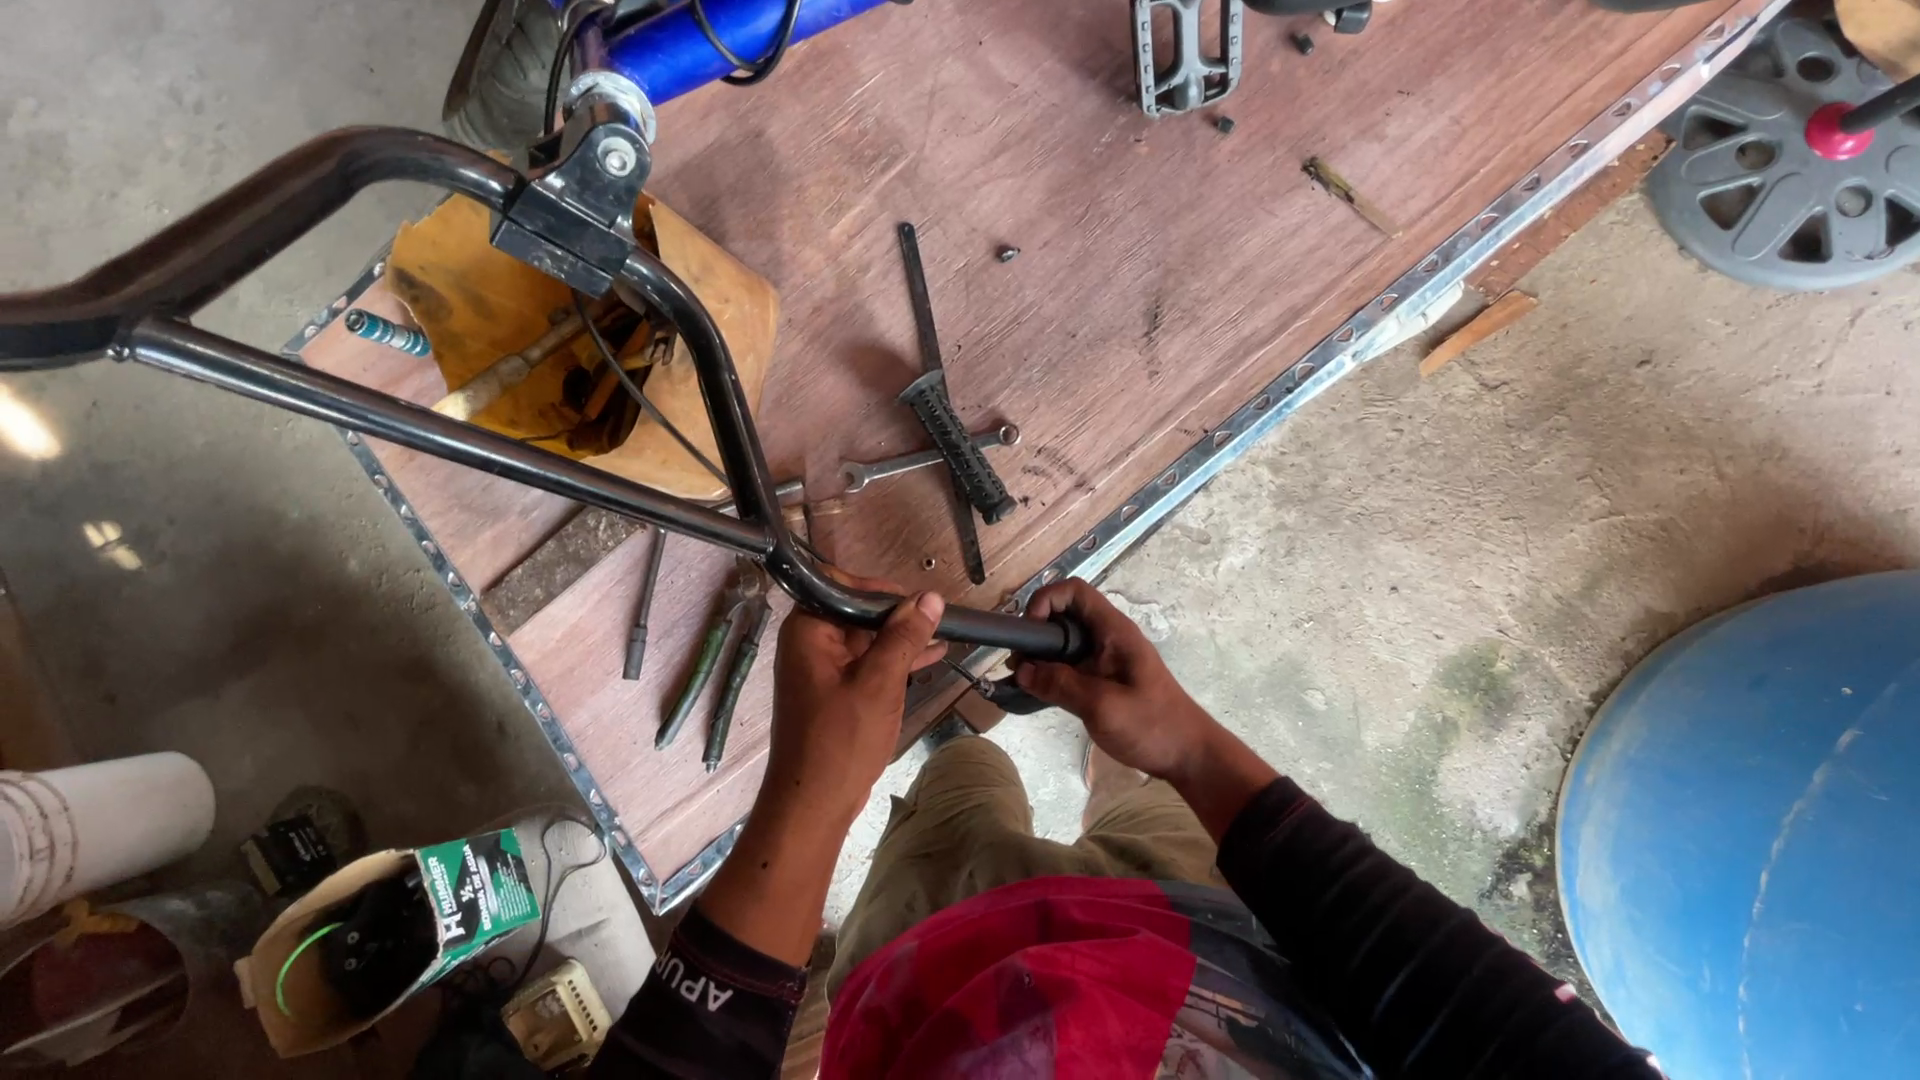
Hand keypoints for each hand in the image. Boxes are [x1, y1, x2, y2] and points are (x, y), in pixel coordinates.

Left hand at [767, 572, 946, 823]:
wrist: (814, 803)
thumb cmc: (841, 740)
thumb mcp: (880, 682)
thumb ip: (904, 636)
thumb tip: (930, 597)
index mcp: (808, 630)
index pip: (839, 583)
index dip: (877, 587)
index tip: (913, 602)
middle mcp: (810, 642)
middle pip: (856, 610)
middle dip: (896, 613)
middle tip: (937, 617)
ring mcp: (822, 669)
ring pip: (866, 638)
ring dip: (902, 637)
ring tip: (944, 633)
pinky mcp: (836, 692)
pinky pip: (868, 663)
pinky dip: (895, 659)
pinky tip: (932, 656)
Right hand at [1012, 580, 1219, 782]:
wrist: (1188, 756)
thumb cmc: (1152, 725)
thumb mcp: (1102, 706)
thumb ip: (1060, 685)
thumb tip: (1022, 670)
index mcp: (1114, 631)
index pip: (1074, 591)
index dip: (1046, 601)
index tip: (1030, 632)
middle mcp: (1108, 638)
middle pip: (1064, 615)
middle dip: (1037, 632)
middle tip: (1018, 664)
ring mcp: (1106, 660)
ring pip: (1064, 643)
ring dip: (1041, 656)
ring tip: (1021, 680)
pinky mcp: (1103, 681)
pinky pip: (1070, 667)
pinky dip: (1050, 674)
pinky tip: (1034, 692)